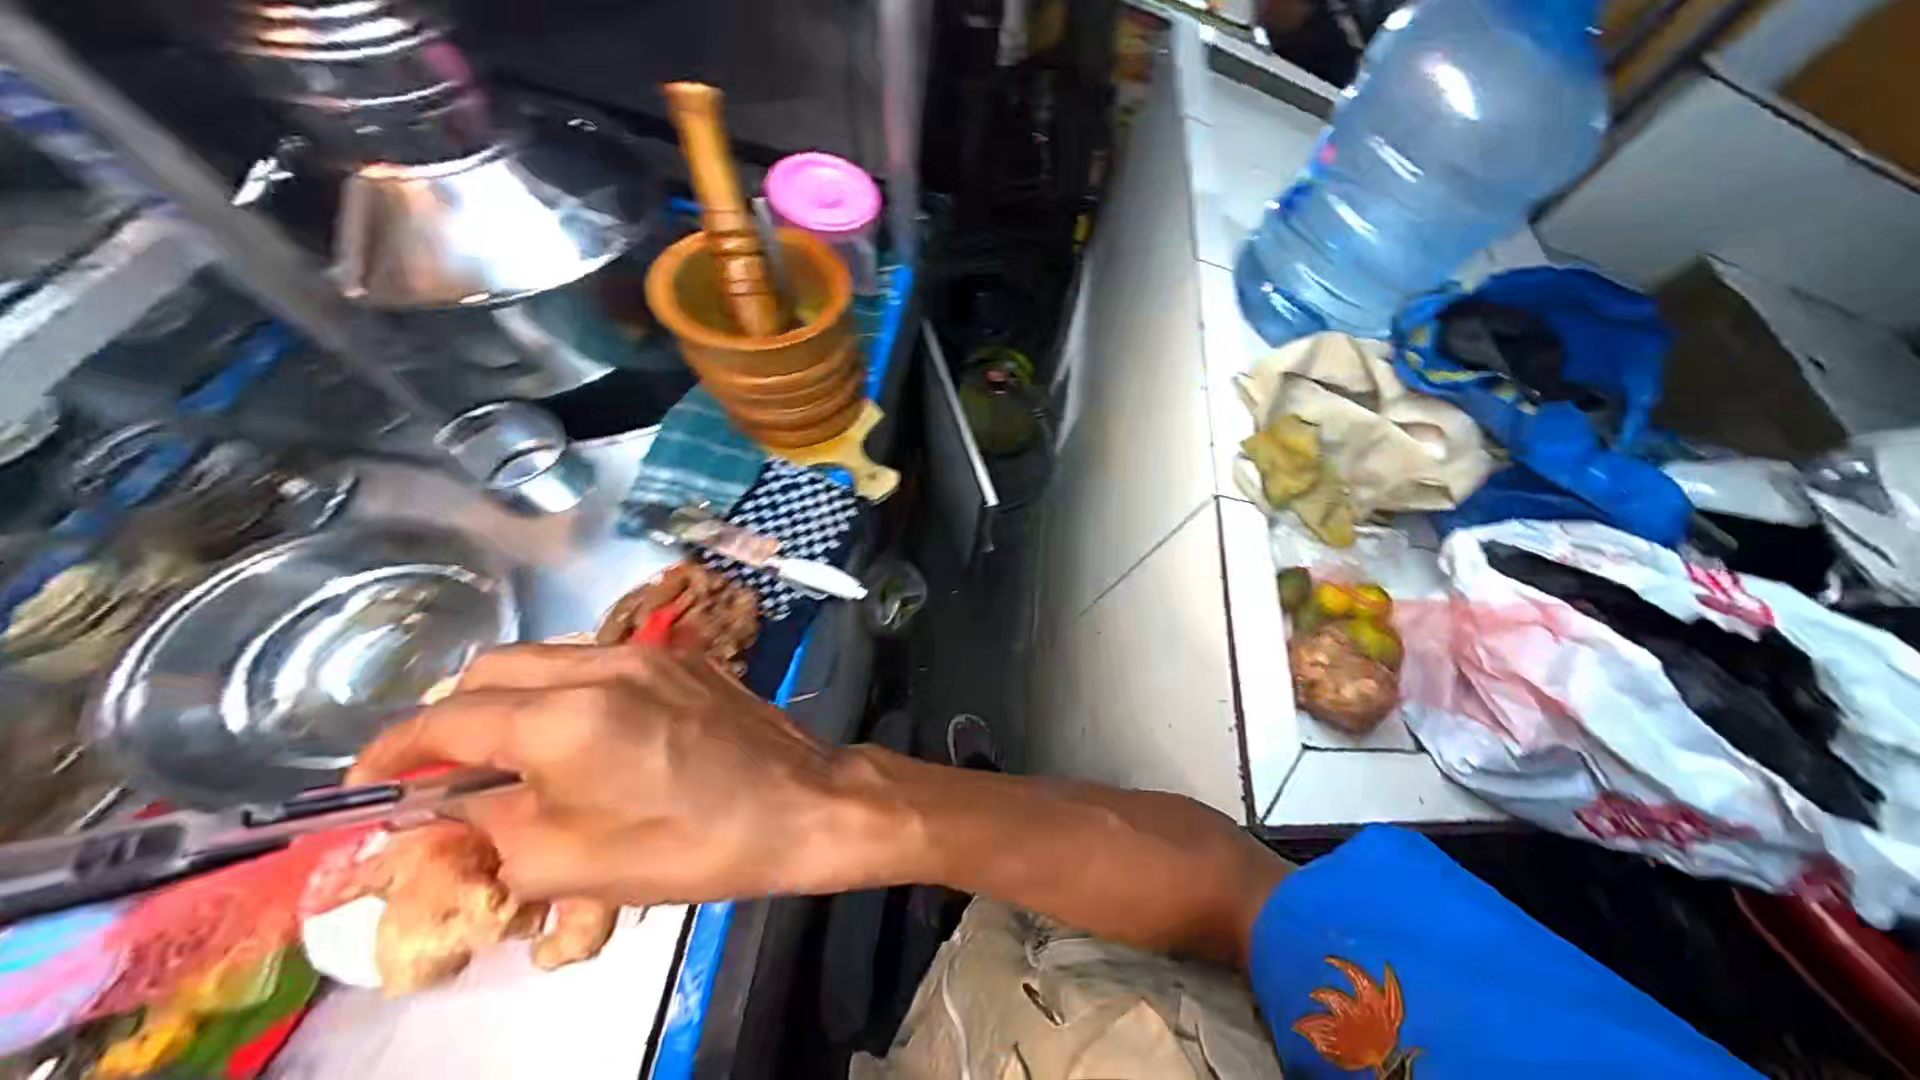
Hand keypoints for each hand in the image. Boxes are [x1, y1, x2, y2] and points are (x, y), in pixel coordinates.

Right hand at [350, 644, 888, 906]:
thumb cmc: (693, 844)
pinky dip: (564, 690)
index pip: (446, 721)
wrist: (803, 803)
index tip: (367, 785)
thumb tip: (430, 822)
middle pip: (491, 673)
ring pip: (546, 660)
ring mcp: (649, 654)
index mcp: (566, 716)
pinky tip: (581, 735)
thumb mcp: (573, 863)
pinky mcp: (683, 658)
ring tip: (511, 757)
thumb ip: (485, 837)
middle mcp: (602, 665)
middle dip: (452, 720)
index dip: (393, 753)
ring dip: (511, 700)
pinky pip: (597, 662)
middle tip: (445, 775)